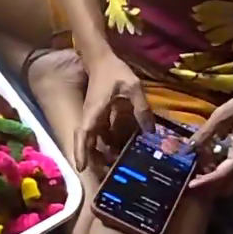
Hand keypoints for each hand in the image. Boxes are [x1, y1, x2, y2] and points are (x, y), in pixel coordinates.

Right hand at [79, 52, 150, 170]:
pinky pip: (99, 132)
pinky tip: (117, 149)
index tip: (81, 168)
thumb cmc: (114, 71)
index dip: (82, 151)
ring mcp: (93, 115)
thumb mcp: (133, 87)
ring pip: (92, 139)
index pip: (84, 134)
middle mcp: (90, 116)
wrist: (100, 58)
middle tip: (102, 175)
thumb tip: (150, 131)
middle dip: (91, 158)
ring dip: (98, 152)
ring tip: (111, 167)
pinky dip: (105, 142)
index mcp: (94, 111)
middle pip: (85, 141)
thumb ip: (142, 108)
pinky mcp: (97, 114)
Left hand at [188, 90, 232, 194]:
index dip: (206, 181)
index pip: (222, 175)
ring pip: (228, 184)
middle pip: (226, 185)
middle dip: (208, 187)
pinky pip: (229, 176)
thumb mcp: (219, 118)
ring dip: (213, 183)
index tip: (191, 185)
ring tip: (196, 175)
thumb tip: (187, 149)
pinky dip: (217, 176)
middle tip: (190, 182)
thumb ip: (204, 134)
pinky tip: (205, 167)